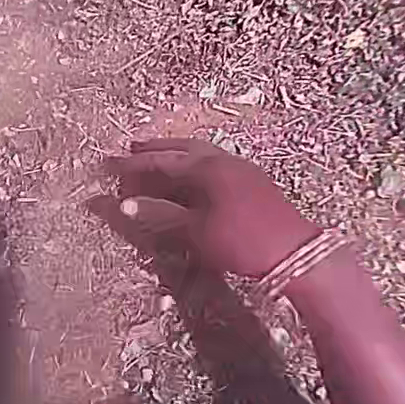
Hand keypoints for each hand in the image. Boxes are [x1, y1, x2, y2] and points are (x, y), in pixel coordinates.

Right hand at [103, 138, 317, 277]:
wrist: (296, 254)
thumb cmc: (242, 242)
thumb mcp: (195, 231)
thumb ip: (159, 214)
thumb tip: (124, 204)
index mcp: (206, 168)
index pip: (161, 163)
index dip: (132, 167)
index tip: (108, 169)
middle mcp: (222, 160)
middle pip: (180, 149)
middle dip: (152, 151)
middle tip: (128, 152)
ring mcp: (239, 168)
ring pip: (198, 153)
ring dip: (173, 155)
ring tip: (154, 158)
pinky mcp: (250, 181)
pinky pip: (212, 162)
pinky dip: (191, 165)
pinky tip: (187, 175)